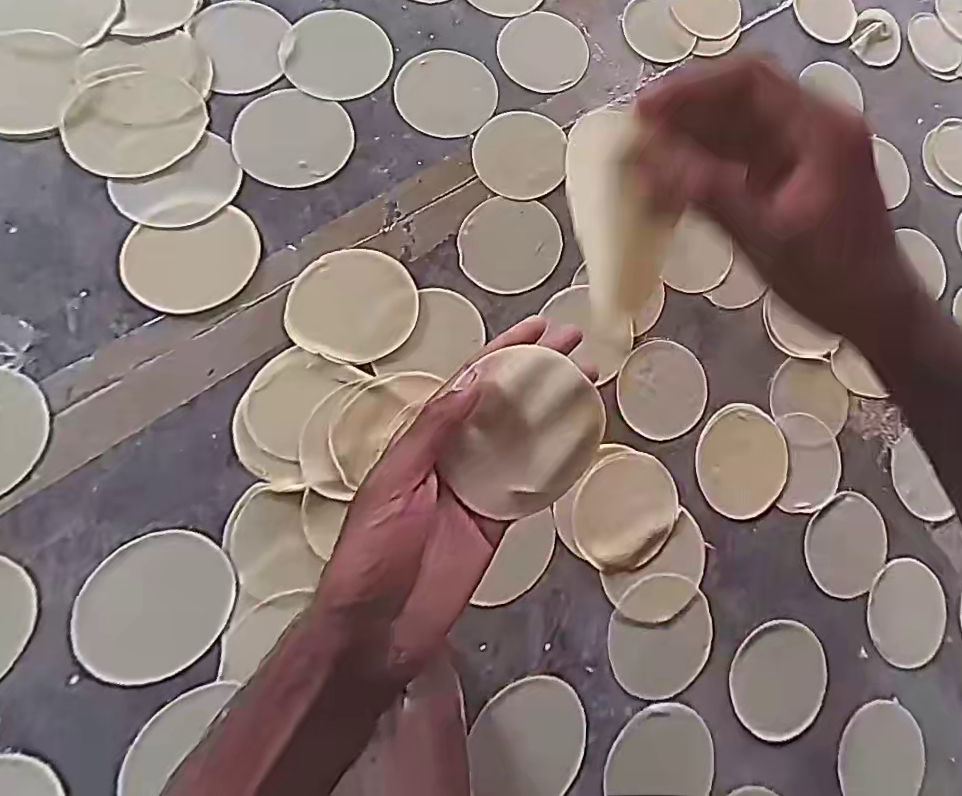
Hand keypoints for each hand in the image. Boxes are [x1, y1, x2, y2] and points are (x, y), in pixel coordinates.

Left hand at [315, 315, 587, 685]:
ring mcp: (483, 484)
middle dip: (541, 367)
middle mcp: (460, 453)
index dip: (505, 351)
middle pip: (508, 400)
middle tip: (577, 343)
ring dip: (557, 406)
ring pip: (528, 434)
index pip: (473, 382)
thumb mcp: (392, 485)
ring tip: (589, 380)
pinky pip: (536, 479)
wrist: (377, 632)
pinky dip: (560, 458)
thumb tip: (473, 384)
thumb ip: (432, 433)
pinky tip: (582, 438)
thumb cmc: (371, 555)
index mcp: (428, 438)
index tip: (538, 329)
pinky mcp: (501, 516)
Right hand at [635, 56, 923, 348]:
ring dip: (694, 140)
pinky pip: (747, 156)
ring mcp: (809, 150)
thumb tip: (647, 160)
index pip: (751, 82)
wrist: (880, 313)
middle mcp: (819, 127)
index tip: (647, 110)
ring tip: (645, 158)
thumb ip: (708, 193)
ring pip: (741, 127)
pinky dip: (710, 164)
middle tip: (637, 133)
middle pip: (743, 99)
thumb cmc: (835, 280)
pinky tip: (675, 180)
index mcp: (824, 130)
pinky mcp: (798, 174)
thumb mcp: (768, 238)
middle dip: (687, 113)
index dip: (693, 89)